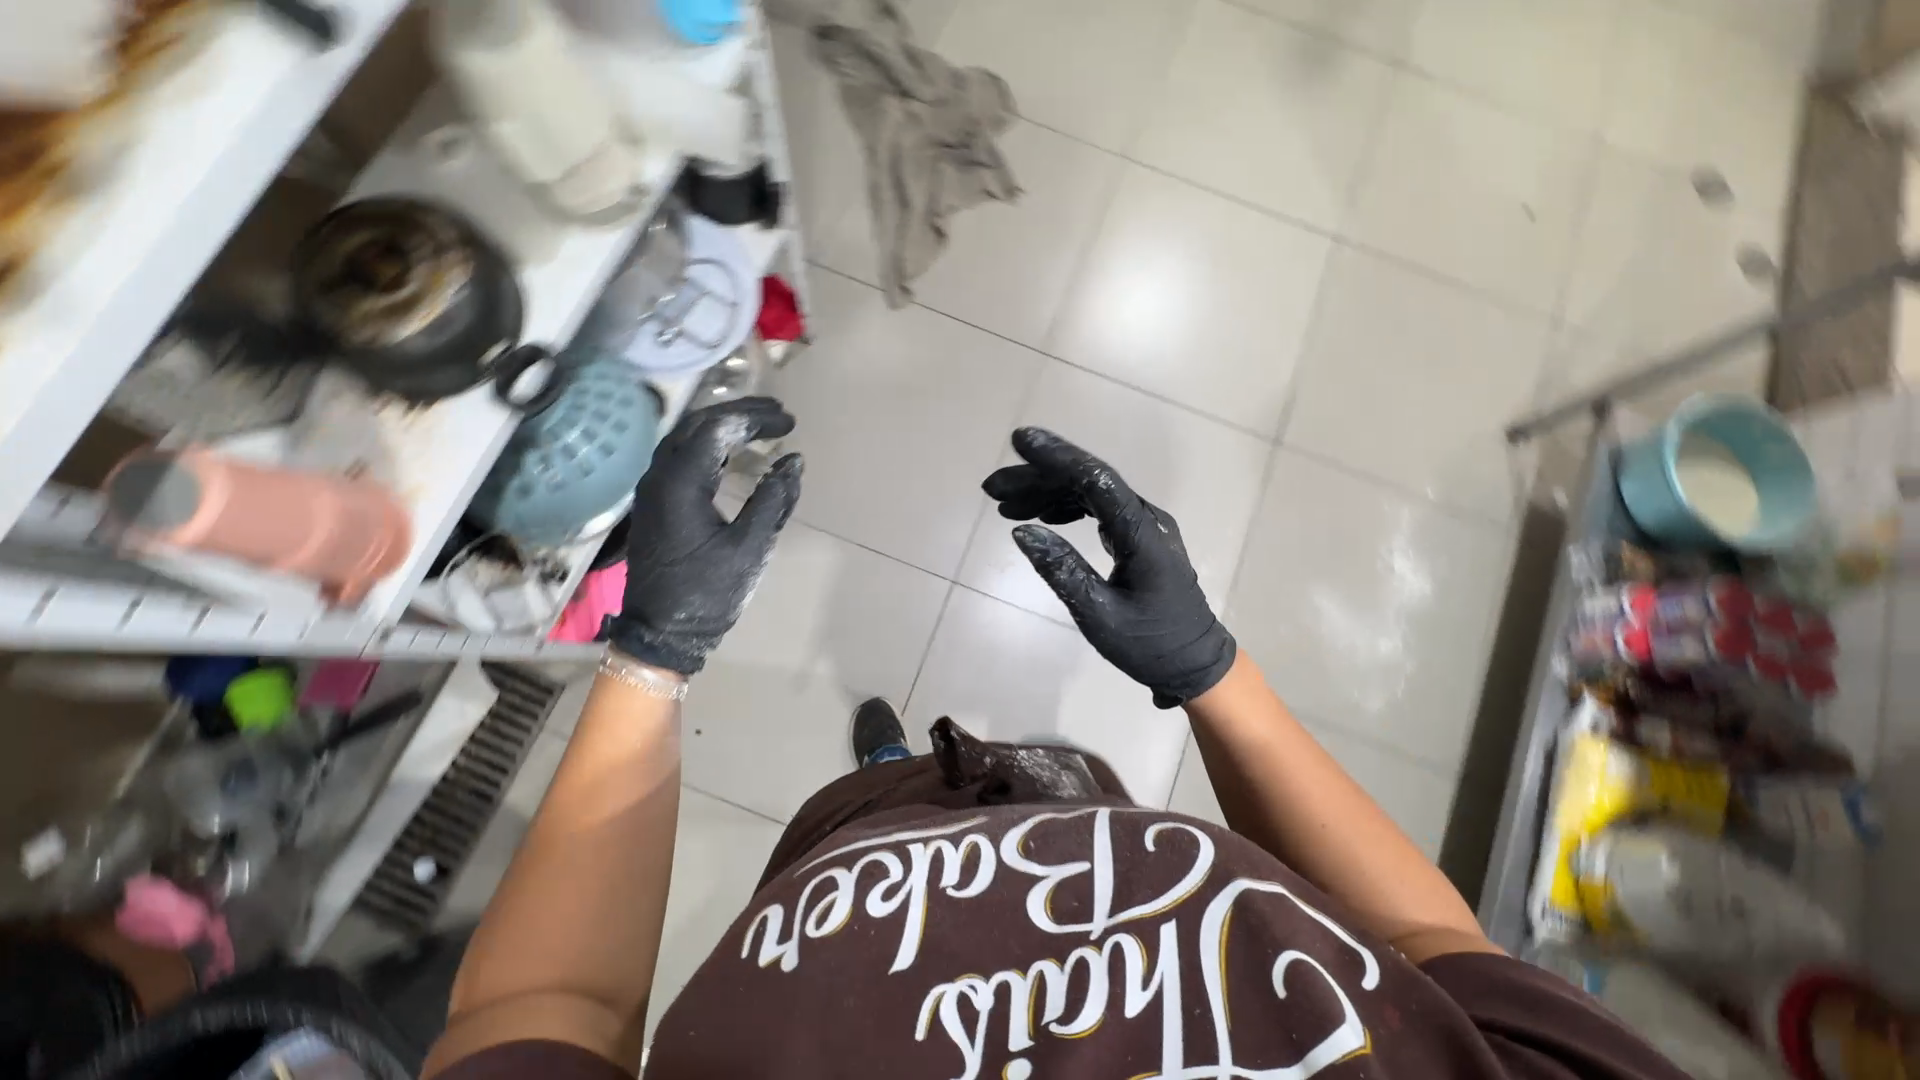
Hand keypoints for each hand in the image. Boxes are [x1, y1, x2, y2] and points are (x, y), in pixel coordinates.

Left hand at [605, 397, 803, 675]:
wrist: (660, 632)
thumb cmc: (707, 592)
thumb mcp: (749, 548)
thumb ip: (772, 500)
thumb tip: (794, 461)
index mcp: (680, 483)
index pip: (717, 428)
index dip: (755, 419)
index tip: (790, 423)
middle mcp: (659, 476)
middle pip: (698, 424)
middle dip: (739, 413)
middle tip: (778, 415)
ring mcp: (652, 488)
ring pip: (686, 438)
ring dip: (722, 426)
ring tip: (759, 426)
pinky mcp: (654, 502)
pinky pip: (680, 457)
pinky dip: (709, 445)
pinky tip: (730, 451)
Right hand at [983, 427, 1234, 707]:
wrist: (1195, 663)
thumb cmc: (1149, 645)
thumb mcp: (1098, 616)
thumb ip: (1061, 570)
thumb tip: (1022, 531)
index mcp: (1141, 534)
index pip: (1095, 480)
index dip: (1056, 457)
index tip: (1019, 440)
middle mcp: (1146, 518)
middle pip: (1087, 481)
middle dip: (1038, 478)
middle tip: (992, 489)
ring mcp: (1144, 526)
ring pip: (1090, 493)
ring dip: (1047, 493)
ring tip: (1004, 506)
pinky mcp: (1138, 537)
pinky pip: (1098, 509)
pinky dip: (1065, 507)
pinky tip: (1040, 516)